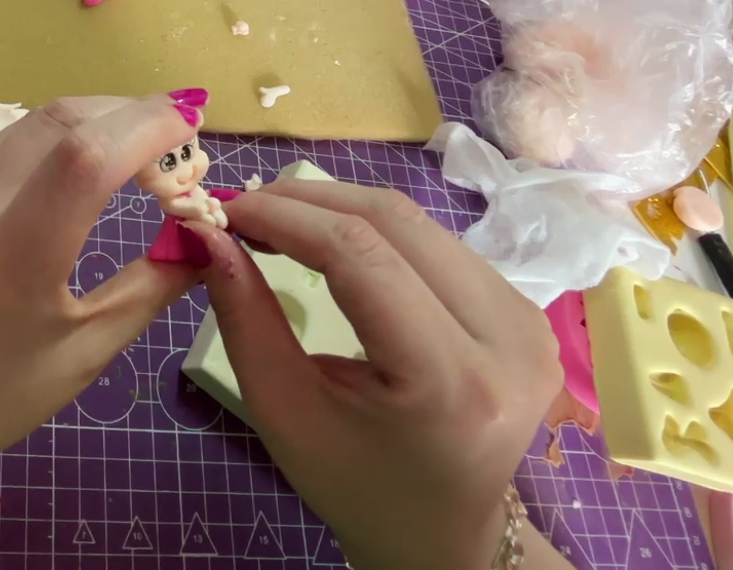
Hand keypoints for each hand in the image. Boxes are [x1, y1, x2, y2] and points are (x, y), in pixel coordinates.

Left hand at [0, 95, 201, 500]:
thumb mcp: (83, 355)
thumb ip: (151, 287)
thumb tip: (204, 237)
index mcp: (12, 264)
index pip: (86, 157)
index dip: (148, 127)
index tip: (192, 129)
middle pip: (61, 121)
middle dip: (129, 112)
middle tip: (177, 135)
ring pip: (30, 122)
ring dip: (93, 116)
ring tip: (140, 140)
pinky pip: (5, 142)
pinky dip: (55, 133)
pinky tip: (84, 155)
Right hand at [185, 180, 560, 569]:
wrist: (445, 534)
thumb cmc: (352, 482)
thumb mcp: (280, 405)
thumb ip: (241, 311)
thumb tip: (204, 231)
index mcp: (451, 381)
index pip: (358, 255)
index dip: (281, 216)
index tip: (222, 210)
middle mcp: (508, 337)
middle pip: (391, 219)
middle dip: (302, 199)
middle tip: (241, 209)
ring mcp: (528, 317)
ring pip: (411, 218)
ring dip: (331, 205)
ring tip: (273, 220)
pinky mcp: (524, 305)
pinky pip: (429, 237)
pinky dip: (363, 224)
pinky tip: (322, 237)